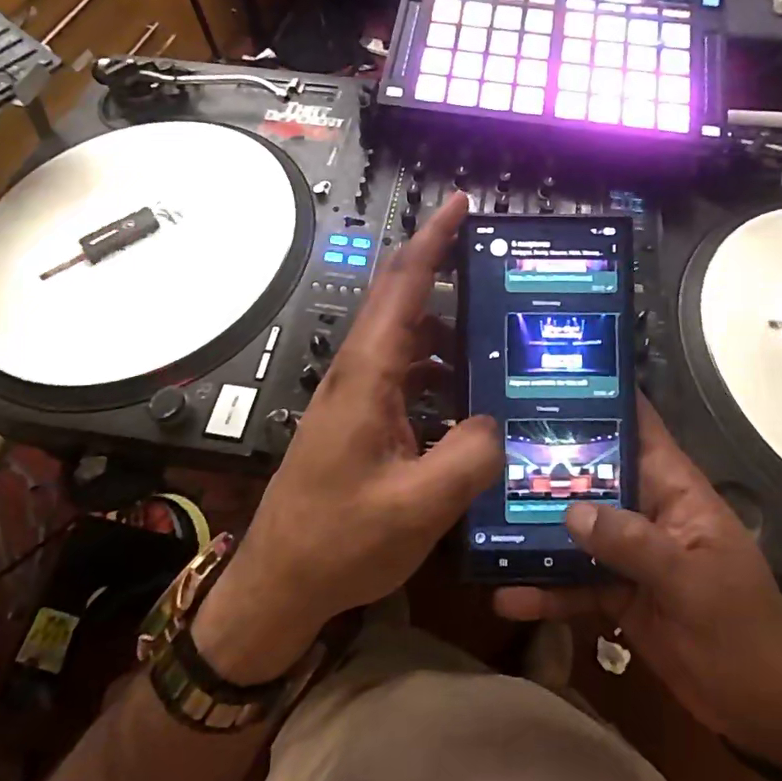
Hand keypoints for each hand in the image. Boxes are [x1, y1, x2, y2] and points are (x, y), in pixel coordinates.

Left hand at [193, 192, 501, 682]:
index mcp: (367, 376)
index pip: (401, 288)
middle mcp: (357, 374)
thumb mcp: (417, 506)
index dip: (432, 241)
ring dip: (446, 331)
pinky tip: (467, 396)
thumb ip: (469, 457)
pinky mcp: (356, 421)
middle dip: (443, 271)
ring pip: (403, 342)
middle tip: (498, 263)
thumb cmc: (340, 540)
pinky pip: (402, 377)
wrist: (283, 575)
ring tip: (498, 337)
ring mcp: (353, 397)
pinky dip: (436, 372)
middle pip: (399, 303)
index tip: (461, 205)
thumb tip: (497, 421)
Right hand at [494, 399, 781, 767]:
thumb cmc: (747, 636)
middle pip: (589, 474)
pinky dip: (540, 588)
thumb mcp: (696, 586)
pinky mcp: (611, 590)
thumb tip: (572, 509)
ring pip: (570, 527)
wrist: (766, 717)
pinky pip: (567, 580)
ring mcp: (625, 553)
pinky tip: (505, 595)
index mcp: (676, 493)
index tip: (548, 376)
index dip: (603, 397)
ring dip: (530, 527)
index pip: (641, 429)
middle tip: (485, 442)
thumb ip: (636, 544)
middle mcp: (645, 512)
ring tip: (480, 518)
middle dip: (543, 460)